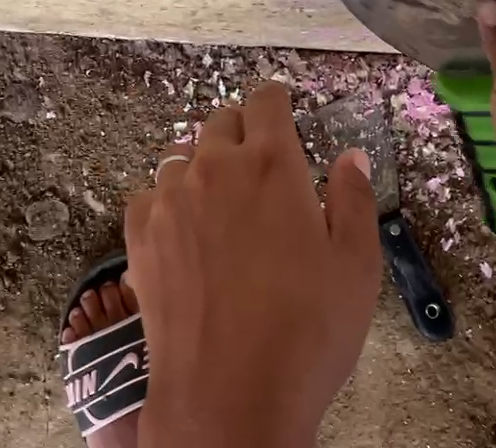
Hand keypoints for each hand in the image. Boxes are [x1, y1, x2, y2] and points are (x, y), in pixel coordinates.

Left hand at [125, 81, 381, 447]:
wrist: (229, 395)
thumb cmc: (305, 331)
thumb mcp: (355, 266)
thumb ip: (354, 199)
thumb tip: (351, 157)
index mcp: (271, 164)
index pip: (266, 100)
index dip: (276, 100)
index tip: (282, 110)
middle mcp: (215, 166)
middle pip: (220, 120)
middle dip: (241, 131)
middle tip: (257, 164)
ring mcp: (171, 197)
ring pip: (182, 154)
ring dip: (202, 163)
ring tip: (220, 199)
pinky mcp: (140, 232)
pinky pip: (149, 194)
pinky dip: (166, 200)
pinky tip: (182, 231)